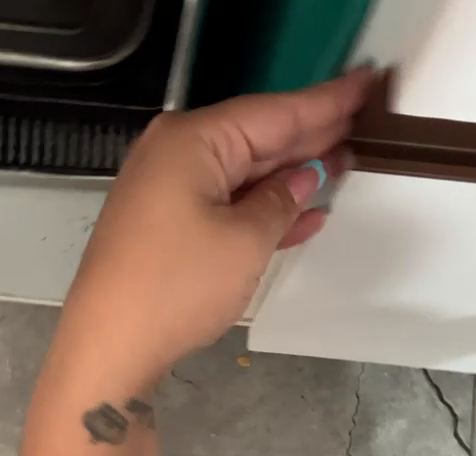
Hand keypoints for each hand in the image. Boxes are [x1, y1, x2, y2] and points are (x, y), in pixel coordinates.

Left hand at [52, 69, 374, 383]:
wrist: (109, 347)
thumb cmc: (176, 288)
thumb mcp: (244, 243)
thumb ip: (281, 202)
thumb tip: (304, 178)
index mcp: (193, 140)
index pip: (273, 113)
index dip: (325, 104)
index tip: (366, 87)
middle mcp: (174, 155)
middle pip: (254, 140)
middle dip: (308, 138)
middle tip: (362, 126)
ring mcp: (164, 193)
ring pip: (240, 177)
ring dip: (288, 178)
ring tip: (343, 169)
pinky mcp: (162, 230)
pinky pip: (221, 208)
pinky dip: (258, 213)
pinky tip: (302, 216)